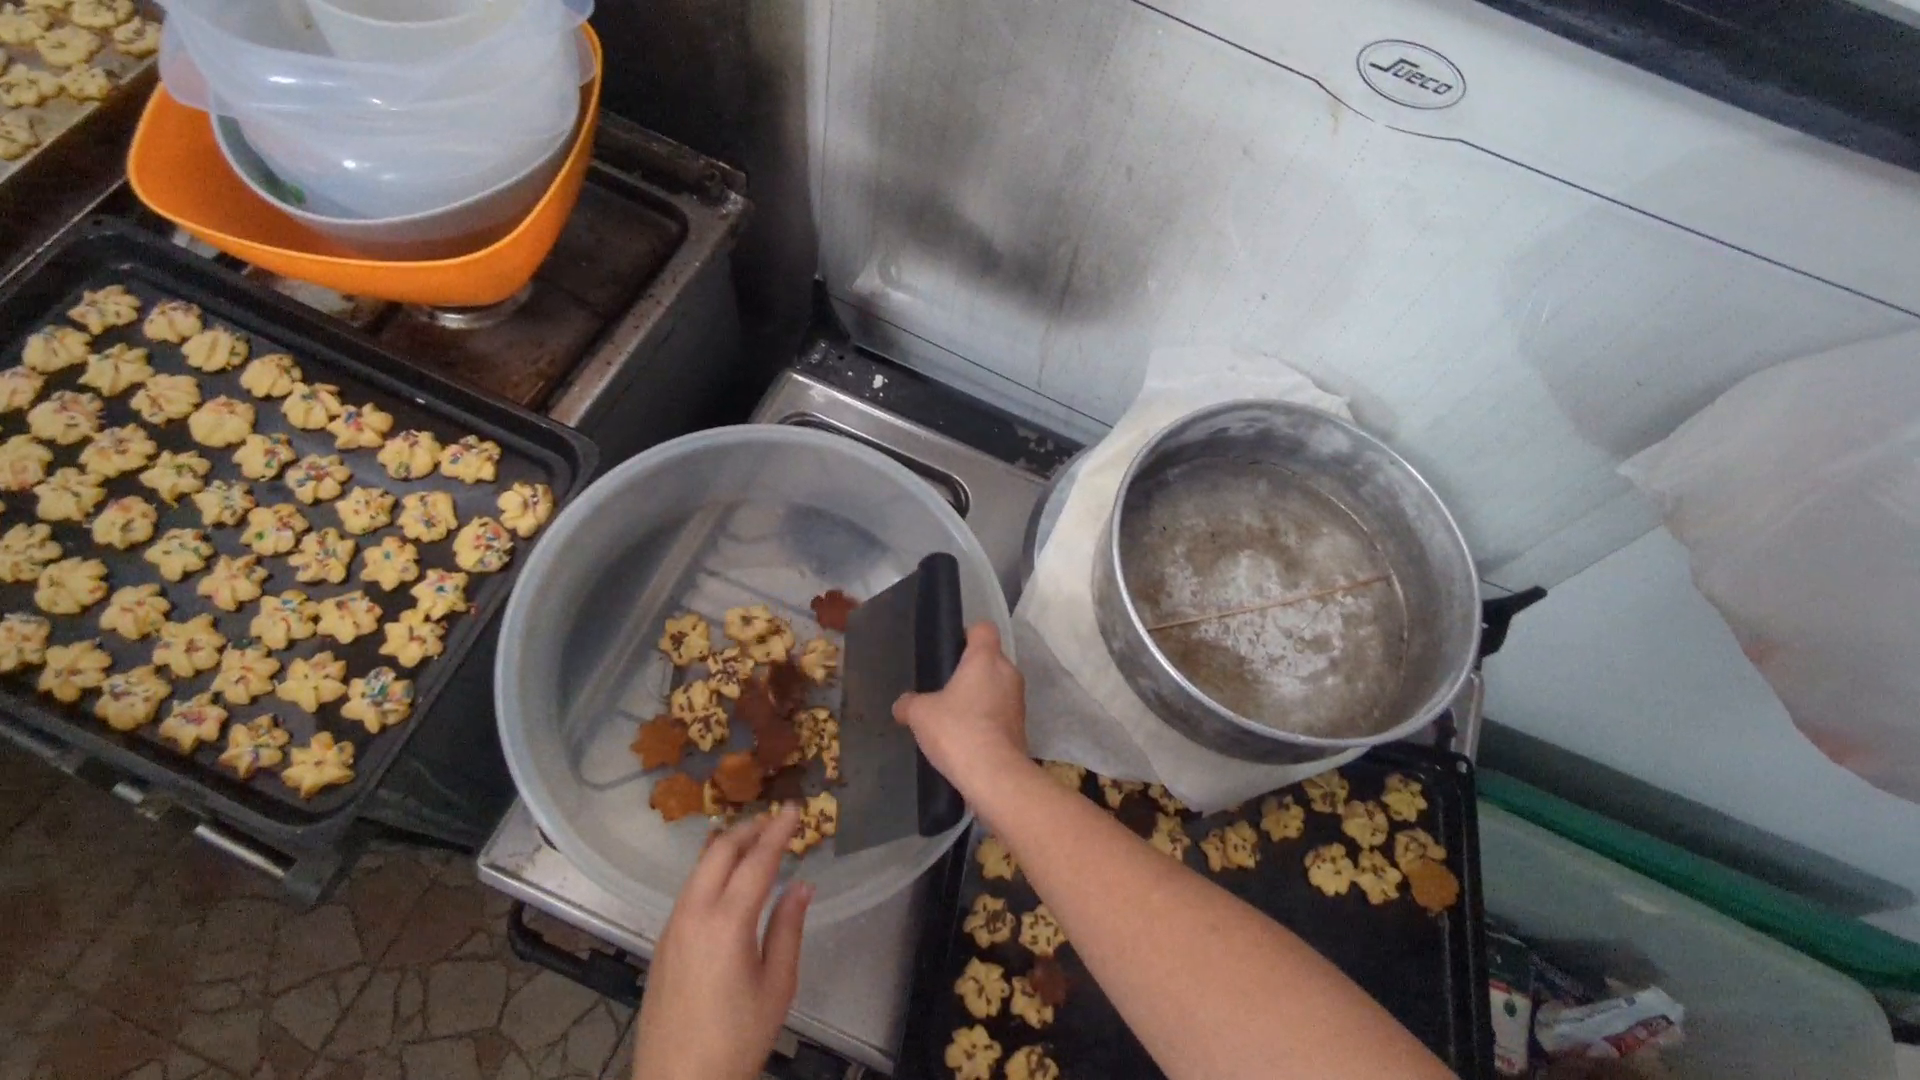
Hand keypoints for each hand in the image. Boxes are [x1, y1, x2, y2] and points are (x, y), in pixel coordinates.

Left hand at [631, 807, 812, 1079]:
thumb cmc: (736, 1039)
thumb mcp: (777, 986)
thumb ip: (788, 928)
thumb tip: (802, 886)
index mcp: (727, 923)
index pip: (757, 861)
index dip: (778, 831)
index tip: (794, 808)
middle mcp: (693, 914)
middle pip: (719, 852)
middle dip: (748, 830)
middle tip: (775, 822)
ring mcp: (672, 927)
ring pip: (699, 868)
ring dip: (727, 848)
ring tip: (755, 843)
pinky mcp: (662, 943)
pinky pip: (689, 890)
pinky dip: (712, 871)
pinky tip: (727, 881)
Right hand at [893, 621, 1028, 792]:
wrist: (994, 775)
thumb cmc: (957, 730)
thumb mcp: (920, 714)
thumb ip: (909, 704)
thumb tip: (901, 705)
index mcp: (986, 659)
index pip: (983, 629)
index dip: (967, 634)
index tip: (951, 650)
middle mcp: (1008, 673)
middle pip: (991, 659)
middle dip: (971, 671)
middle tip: (946, 687)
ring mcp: (1018, 701)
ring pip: (997, 687)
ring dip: (980, 697)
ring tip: (954, 716)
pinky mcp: (1021, 727)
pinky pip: (1001, 713)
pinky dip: (987, 719)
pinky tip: (967, 737)